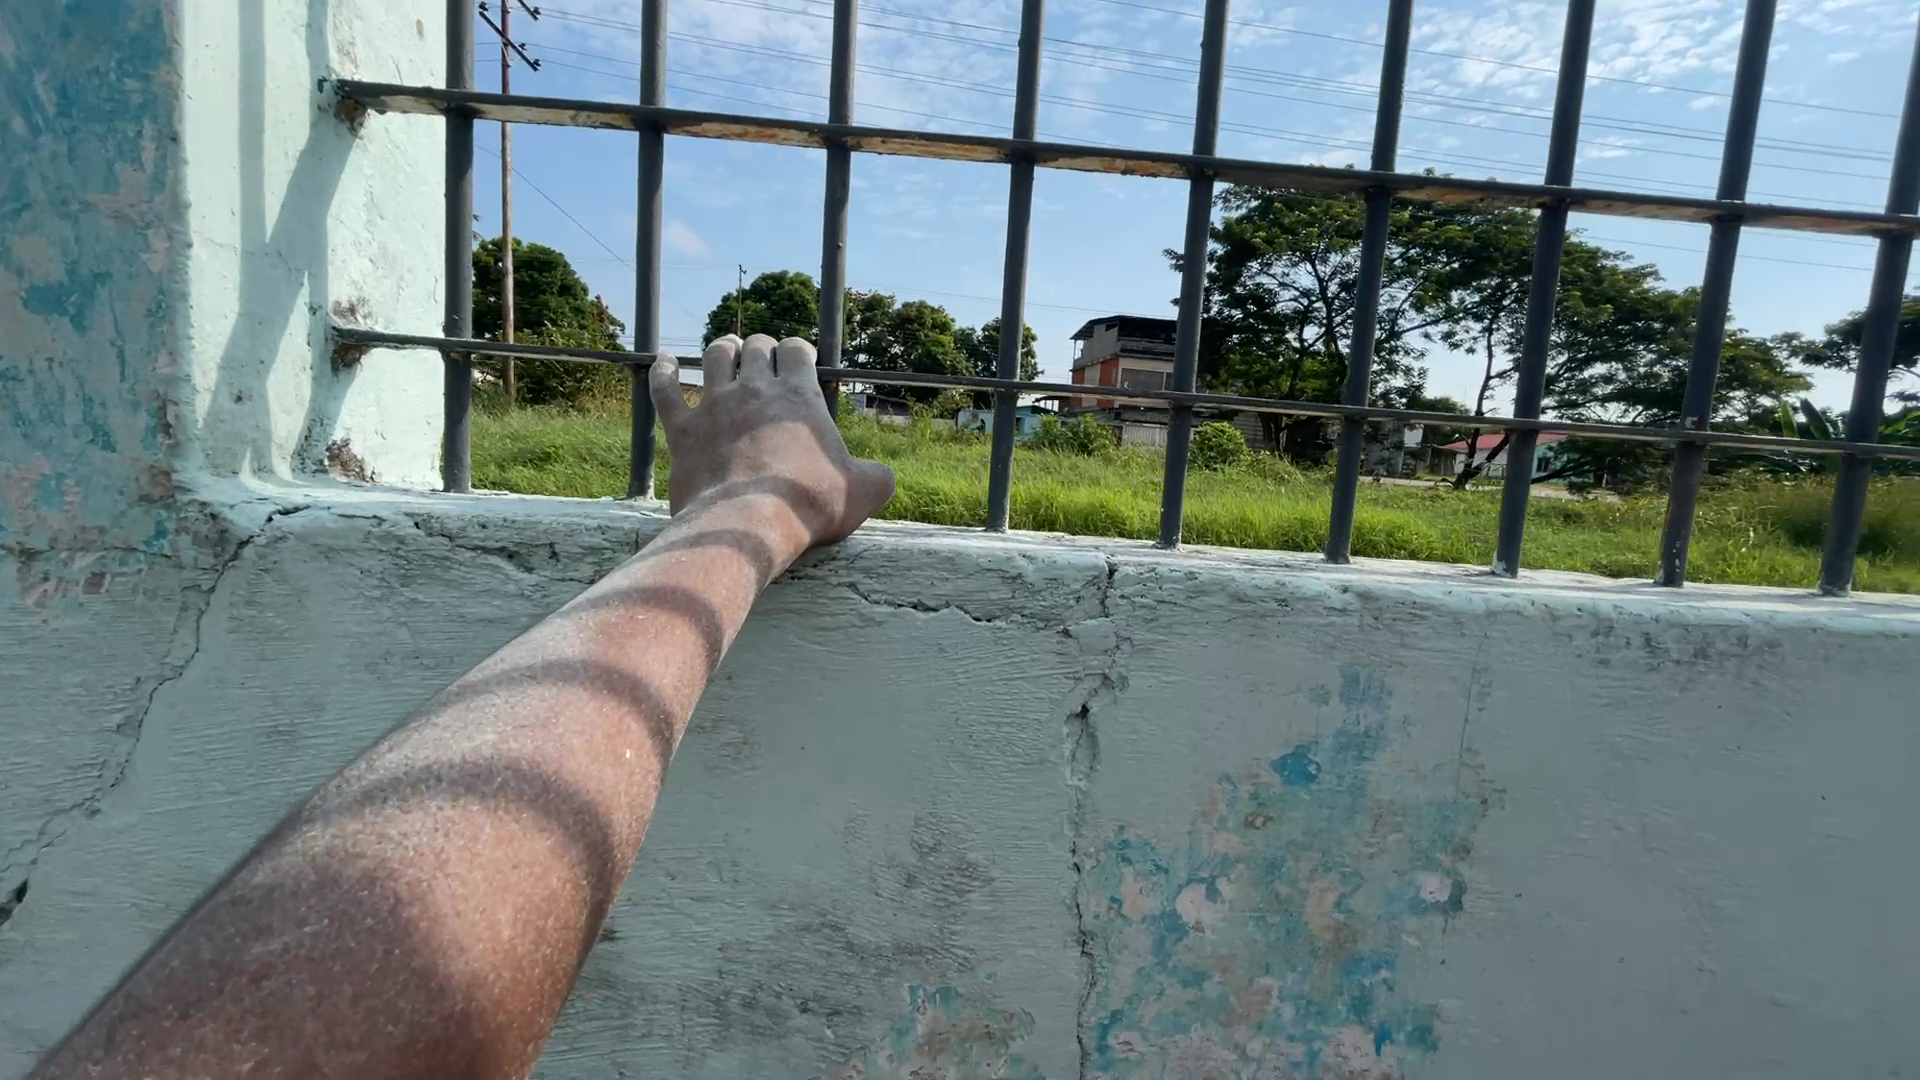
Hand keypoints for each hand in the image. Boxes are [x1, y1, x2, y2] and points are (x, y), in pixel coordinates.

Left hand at [649, 334, 894, 555]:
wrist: (748, 524)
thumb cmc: (809, 505)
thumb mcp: (863, 493)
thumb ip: (878, 477)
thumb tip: (884, 477)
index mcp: (799, 396)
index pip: (797, 350)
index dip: (799, 352)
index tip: (801, 362)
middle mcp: (754, 390)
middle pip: (756, 347)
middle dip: (762, 348)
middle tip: (765, 361)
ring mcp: (714, 406)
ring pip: (714, 357)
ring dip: (722, 350)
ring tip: (728, 351)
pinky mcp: (682, 430)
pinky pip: (666, 390)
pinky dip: (662, 374)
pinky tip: (661, 364)